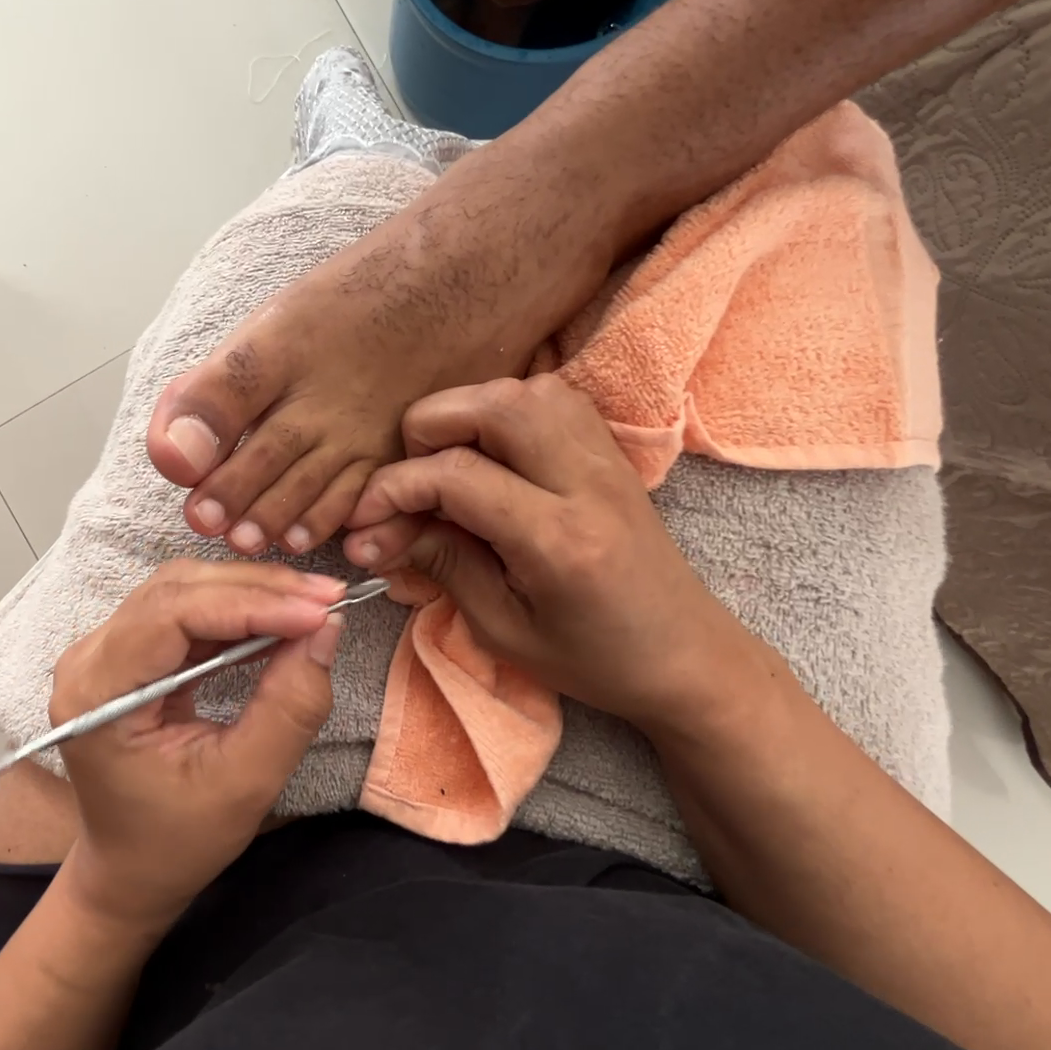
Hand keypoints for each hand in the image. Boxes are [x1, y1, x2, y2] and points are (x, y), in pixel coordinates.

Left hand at [49, 560, 345, 930]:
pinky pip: (183, 612)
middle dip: (257, 589)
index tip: (320, 610)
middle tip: (329, 597)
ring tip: (313, 603)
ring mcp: (103, 652)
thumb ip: (288, 706)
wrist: (130, 869)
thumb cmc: (178, 840)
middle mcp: (88, 658)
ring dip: (250, 592)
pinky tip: (279, 617)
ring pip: (182, 591)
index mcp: (96, 693)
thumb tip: (327, 629)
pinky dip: (236, 610)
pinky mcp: (126, 654)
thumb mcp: (244, 783)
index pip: (172, 614)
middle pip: (176, 591)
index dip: (249, 603)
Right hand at [342, 376, 772, 737]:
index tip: (363, 522)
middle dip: (427, 433)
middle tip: (413, 485)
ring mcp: (606, 458)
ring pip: (523, 389)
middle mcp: (586, 481)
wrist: (687, 657)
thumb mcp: (501, 629)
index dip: (392, 490)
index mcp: (557, 539)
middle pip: (492, 405)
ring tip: (447, 466)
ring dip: (467, 415)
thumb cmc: (592, 660)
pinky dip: (505, 411)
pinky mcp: (611, 452)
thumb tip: (375, 532)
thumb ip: (441, 564)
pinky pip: (551, 399)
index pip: (455, 475)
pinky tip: (491, 453)